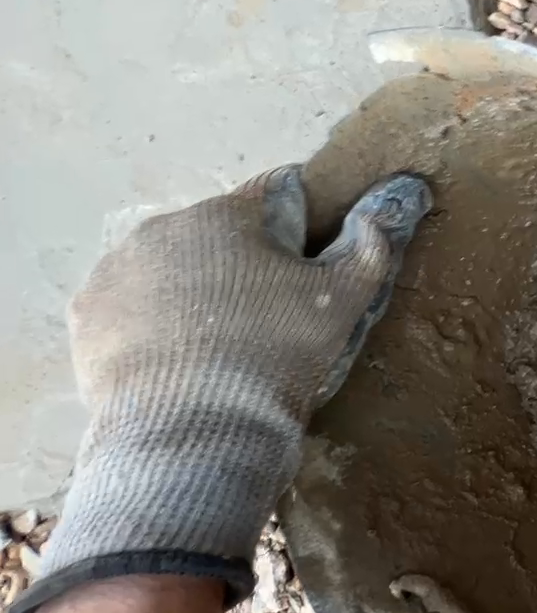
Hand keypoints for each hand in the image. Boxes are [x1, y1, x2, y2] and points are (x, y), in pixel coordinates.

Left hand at [5, 168, 430, 612]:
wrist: (197, 420)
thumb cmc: (282, 345)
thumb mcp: (348, 297)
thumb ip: (370, 248)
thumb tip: (374, 217)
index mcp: (225, 215)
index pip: (273, 192)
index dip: (303, 216)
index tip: (314, 247)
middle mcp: (160, 229)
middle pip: (222, 226)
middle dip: (249, 250)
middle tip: (277, 294)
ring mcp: (114, 270)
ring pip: (178, 259)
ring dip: (205, 277)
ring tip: (232, 323)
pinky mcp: (87, 311)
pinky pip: (138, 295)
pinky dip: (164, 308)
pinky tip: (192, 340)